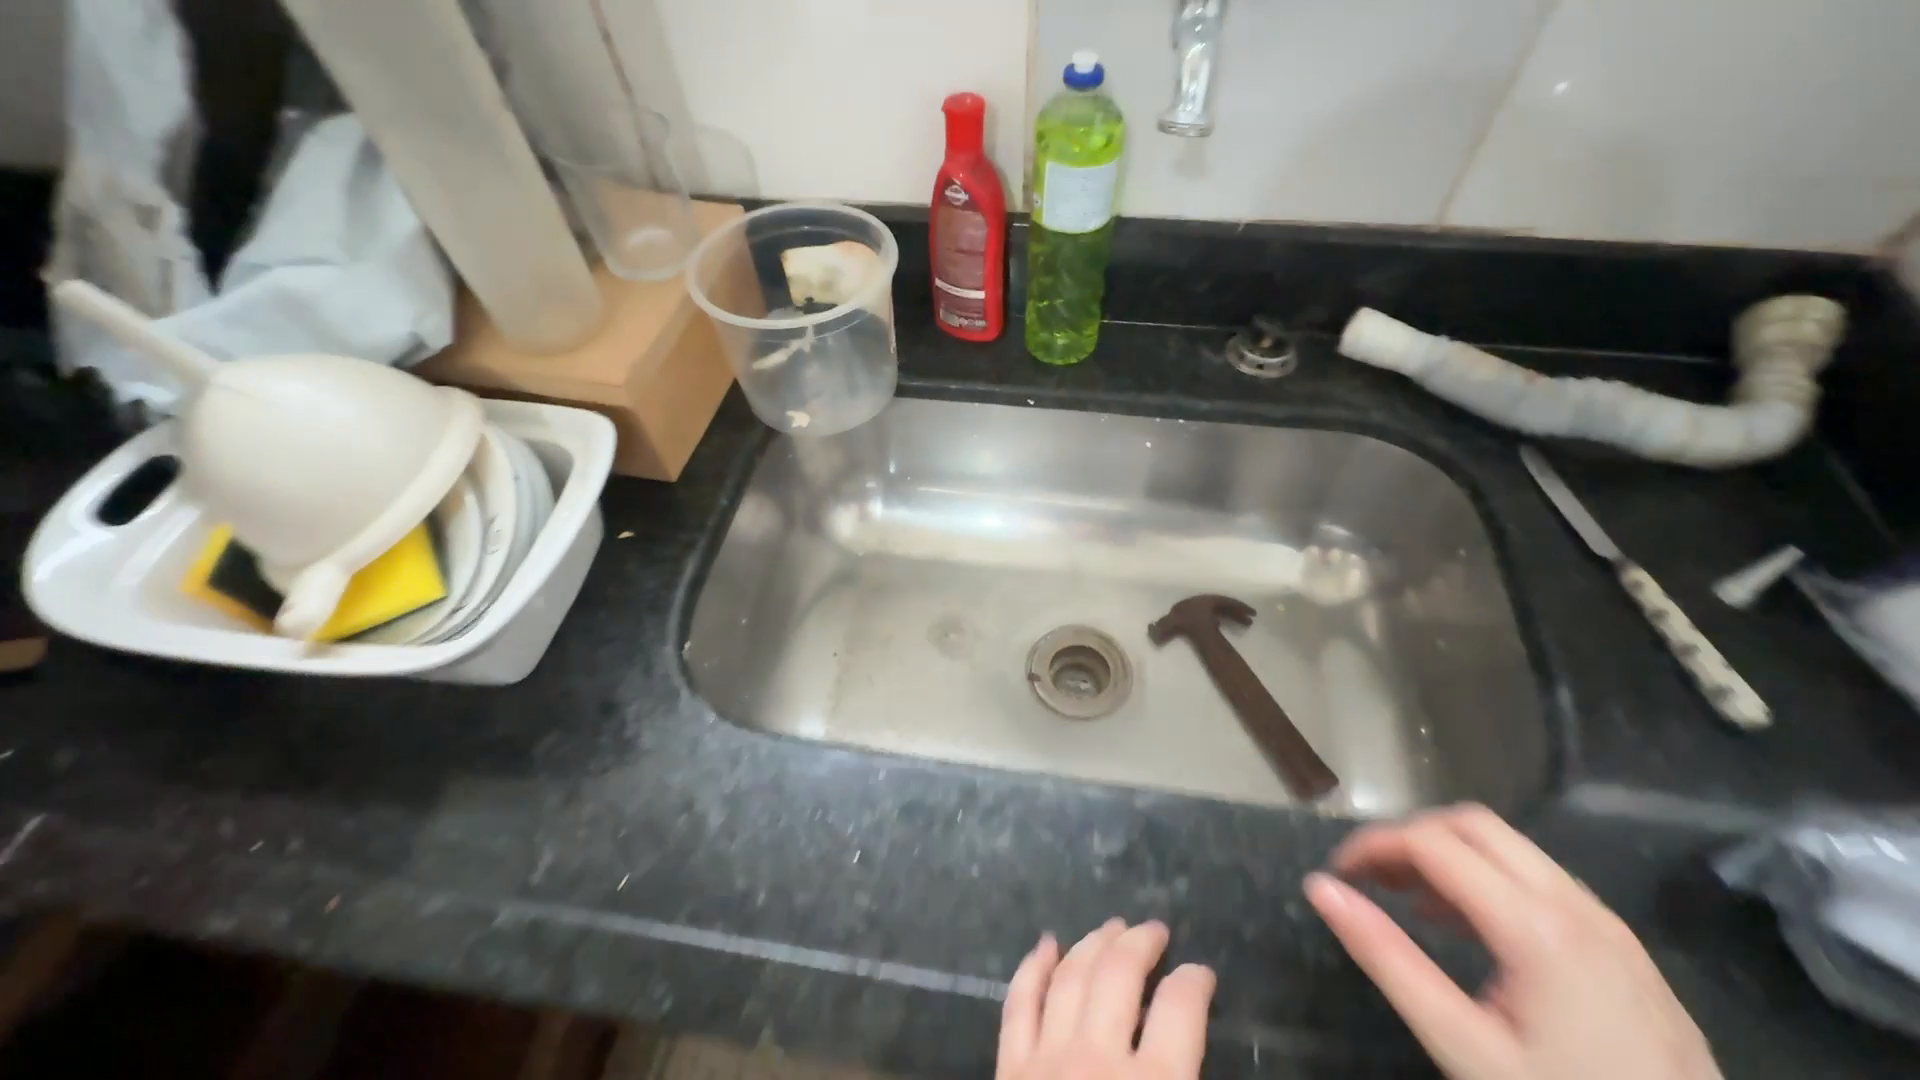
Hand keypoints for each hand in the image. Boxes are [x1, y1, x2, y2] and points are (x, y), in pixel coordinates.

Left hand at [997, 919, 1216, 1079]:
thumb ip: (1184, 1072)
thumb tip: (1187, 1047)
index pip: (1180, 1010)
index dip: (1195, 982)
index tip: (1200, 971)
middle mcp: (1098, 1057)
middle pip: (1119, 976)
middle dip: (1139, 943)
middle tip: (1153, 929)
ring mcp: (1047, 1057)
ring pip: (1070, 979)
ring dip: (1092, 945)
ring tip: (1111, 927)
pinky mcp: (1009, 1067)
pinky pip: (1018, 1005)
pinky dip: (1032, 969)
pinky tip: (1045, 944)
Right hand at [1305, 804, 1721, 1079]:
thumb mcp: (1461, 1044)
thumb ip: (1387, 960)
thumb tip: (1320, 890)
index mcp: (1534, 926)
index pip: (1432, 843)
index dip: (1373, 844)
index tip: (1336, 873)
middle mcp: (1574, 903)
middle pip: (1473, 824)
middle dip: (1409, 838)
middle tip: (1369, 878)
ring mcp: (1605, 920)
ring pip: (1510, 846)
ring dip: (1448, 854)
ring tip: (1405, 899)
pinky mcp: (1620, 942)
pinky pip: (1540, 878)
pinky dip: (1487, 877)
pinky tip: (1466, 926)